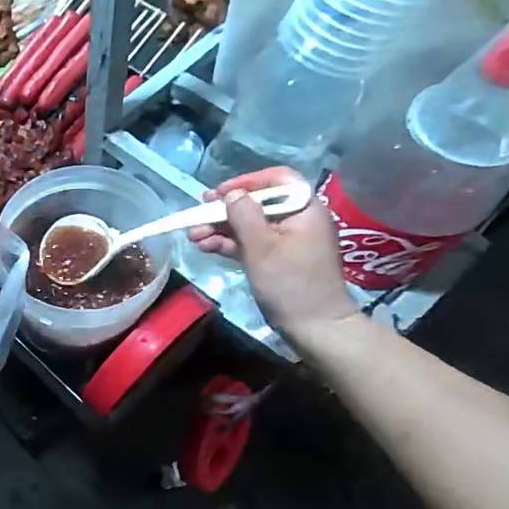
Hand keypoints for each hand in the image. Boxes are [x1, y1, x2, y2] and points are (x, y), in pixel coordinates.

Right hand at [186, 166, 361, 336]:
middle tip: (197, 215)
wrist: (315, 328)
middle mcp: (298, 220)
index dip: (246, 182)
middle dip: (225, 211)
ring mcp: (288, 242)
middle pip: (258, 204)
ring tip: (193, 236)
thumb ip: (244, 215)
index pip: (277, 180)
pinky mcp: (278, 261)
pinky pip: (251, 244)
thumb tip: (232, 194)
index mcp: (305, 209)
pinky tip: (206, 247)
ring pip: (250, 226)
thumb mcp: (263, 247)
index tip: (218, 194)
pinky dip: (230, 244)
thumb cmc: (290, 284)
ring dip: (221, 229)